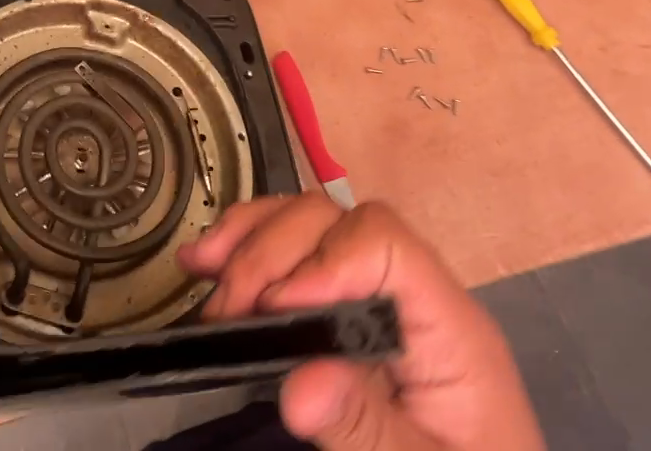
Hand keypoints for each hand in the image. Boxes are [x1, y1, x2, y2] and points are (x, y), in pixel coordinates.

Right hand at [177, 194, 544, 450]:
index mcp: (446, 325)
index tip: (274, 309)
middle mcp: (408, 292)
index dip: (323, 261)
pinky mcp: (339, 309)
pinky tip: (206, 263)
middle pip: (336, 221)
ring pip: (307, 222)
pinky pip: (291, 251)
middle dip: (271, 253)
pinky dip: (244, 247)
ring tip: (204, 271)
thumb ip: (367, 429)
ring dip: (249, 238)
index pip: (386, 244)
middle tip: (228, 313)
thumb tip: (301, 384)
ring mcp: (373, 294)